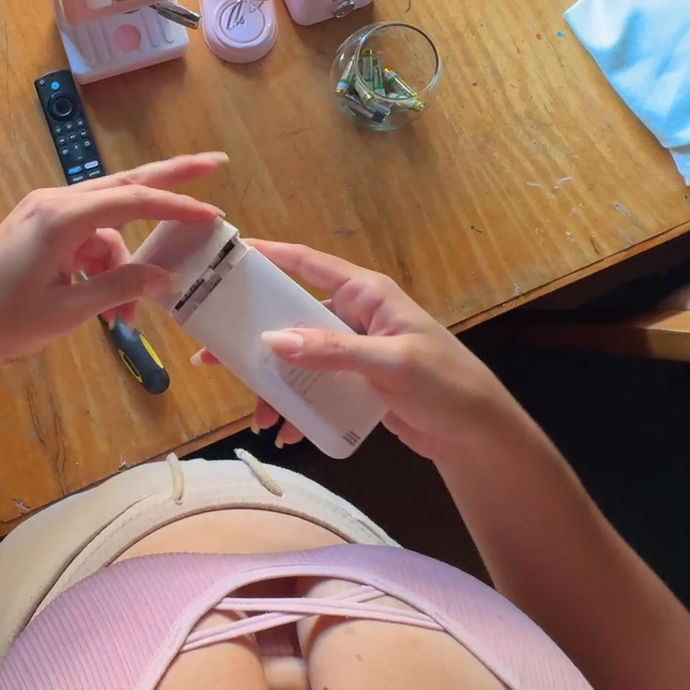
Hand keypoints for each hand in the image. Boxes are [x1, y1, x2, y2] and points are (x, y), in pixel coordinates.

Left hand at [0, 153, 226, 407]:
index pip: (133, 200)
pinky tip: (101, 306)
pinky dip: (99, 269)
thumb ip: (120, 287)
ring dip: (122, 267)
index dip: (177, 207)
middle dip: (170, 180)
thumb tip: (165, 277)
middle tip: (215, 164)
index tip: (213, 214)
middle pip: (124, 185)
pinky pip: (84, 242)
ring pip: (104, 229)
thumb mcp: (68, 310)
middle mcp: (53, 203)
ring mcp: (42, 214)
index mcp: (60, 217)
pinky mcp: (36, 230)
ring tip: (122, 320)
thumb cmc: (4, 321)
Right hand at [197, 239, 531, 462]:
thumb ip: (333, 350)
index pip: (309, 264)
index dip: (270, 255)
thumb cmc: (446, 385)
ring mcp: (350, 350)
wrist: (476, 436)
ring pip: (295, 358)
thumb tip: (273, 340)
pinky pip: (310, 386)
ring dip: (274, 386)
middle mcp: (353, 316)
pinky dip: (296, 407)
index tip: (231, 253)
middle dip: (254, 338)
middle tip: (213, 355)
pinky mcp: (350, 381)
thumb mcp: (391, 363)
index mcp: (366, 294)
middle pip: (290, 316)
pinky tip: (287, 430)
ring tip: (259, 418)